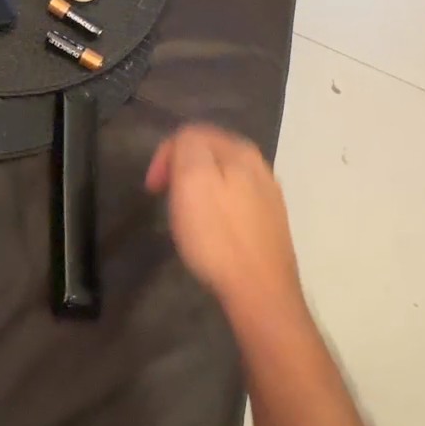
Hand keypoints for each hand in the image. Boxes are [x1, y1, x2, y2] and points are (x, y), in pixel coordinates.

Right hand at [144, 124, 303, 323]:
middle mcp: (259, 165)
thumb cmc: (218, 236)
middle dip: (182, 170)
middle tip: (166, 198)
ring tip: (186, 215)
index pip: (192, 133)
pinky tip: (213, 230)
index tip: (153, 188)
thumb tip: (186, 141)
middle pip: (209, 152)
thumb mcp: (191, 180)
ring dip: (199, 188)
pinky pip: (236, 200)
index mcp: (240, 150)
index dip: (165, 155)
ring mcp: (268, 194)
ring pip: (223, 176)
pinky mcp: (271, 222)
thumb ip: (187, 146)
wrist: (261, 292)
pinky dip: (217, 207)